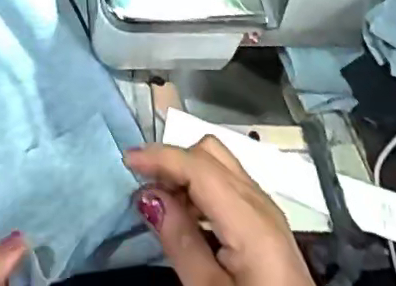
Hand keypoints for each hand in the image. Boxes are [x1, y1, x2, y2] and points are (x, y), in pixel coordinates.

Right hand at [125, 138, 313, 285]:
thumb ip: (180, 243)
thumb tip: (149, 195)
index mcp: (251, 222)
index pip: (199, 165)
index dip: (159, 157)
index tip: (125, 161)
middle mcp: (263, 207)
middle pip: (211, 153)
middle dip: (172, 159)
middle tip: (144, 184)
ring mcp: (270, 216)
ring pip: (220, 165)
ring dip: (185, 171)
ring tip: (161, 201)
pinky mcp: (269, 229)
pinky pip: (229, 185)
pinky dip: (201, 186)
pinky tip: (188, 215)